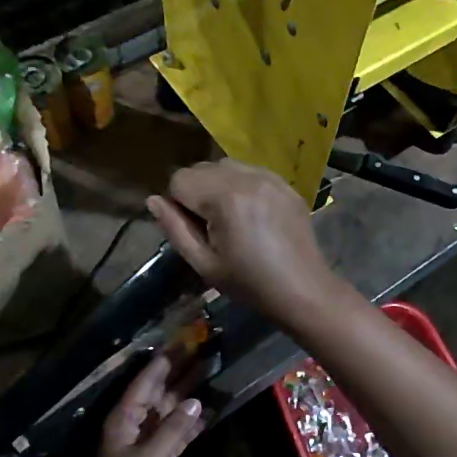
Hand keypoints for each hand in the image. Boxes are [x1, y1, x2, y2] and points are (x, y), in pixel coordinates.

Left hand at [83, 351, 202, 456]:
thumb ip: (173, 429)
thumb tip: (196, 401)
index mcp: (124, 419)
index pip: (144, 383)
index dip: (162, 363)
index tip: (181, 342)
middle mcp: (137, 424)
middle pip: (161, 392)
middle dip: (180, 373)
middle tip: (204, 350)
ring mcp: (151, 440)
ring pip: (173, 409)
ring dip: (190, 393)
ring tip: (212, 371)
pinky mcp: (163, 456)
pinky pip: (181, 431)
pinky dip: (195, 421)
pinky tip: (211, 408)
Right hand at [147, 159, 343, 323]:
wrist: (303, 290)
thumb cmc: (250, 284)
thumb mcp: (205, 264)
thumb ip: (175, 229)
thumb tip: (153, 200)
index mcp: (225, 198)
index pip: (179, 179)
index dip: (179, 206)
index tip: (196, 232)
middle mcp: (247, 177)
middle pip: (201, 167)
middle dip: (197, 193)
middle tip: (213, 228)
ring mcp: (270, 177)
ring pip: (226, 165)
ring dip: (219, 185)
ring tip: (232, 219)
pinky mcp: (286, 184)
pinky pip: (251, 171)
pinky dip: (243, 185)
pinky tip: (252, 213)